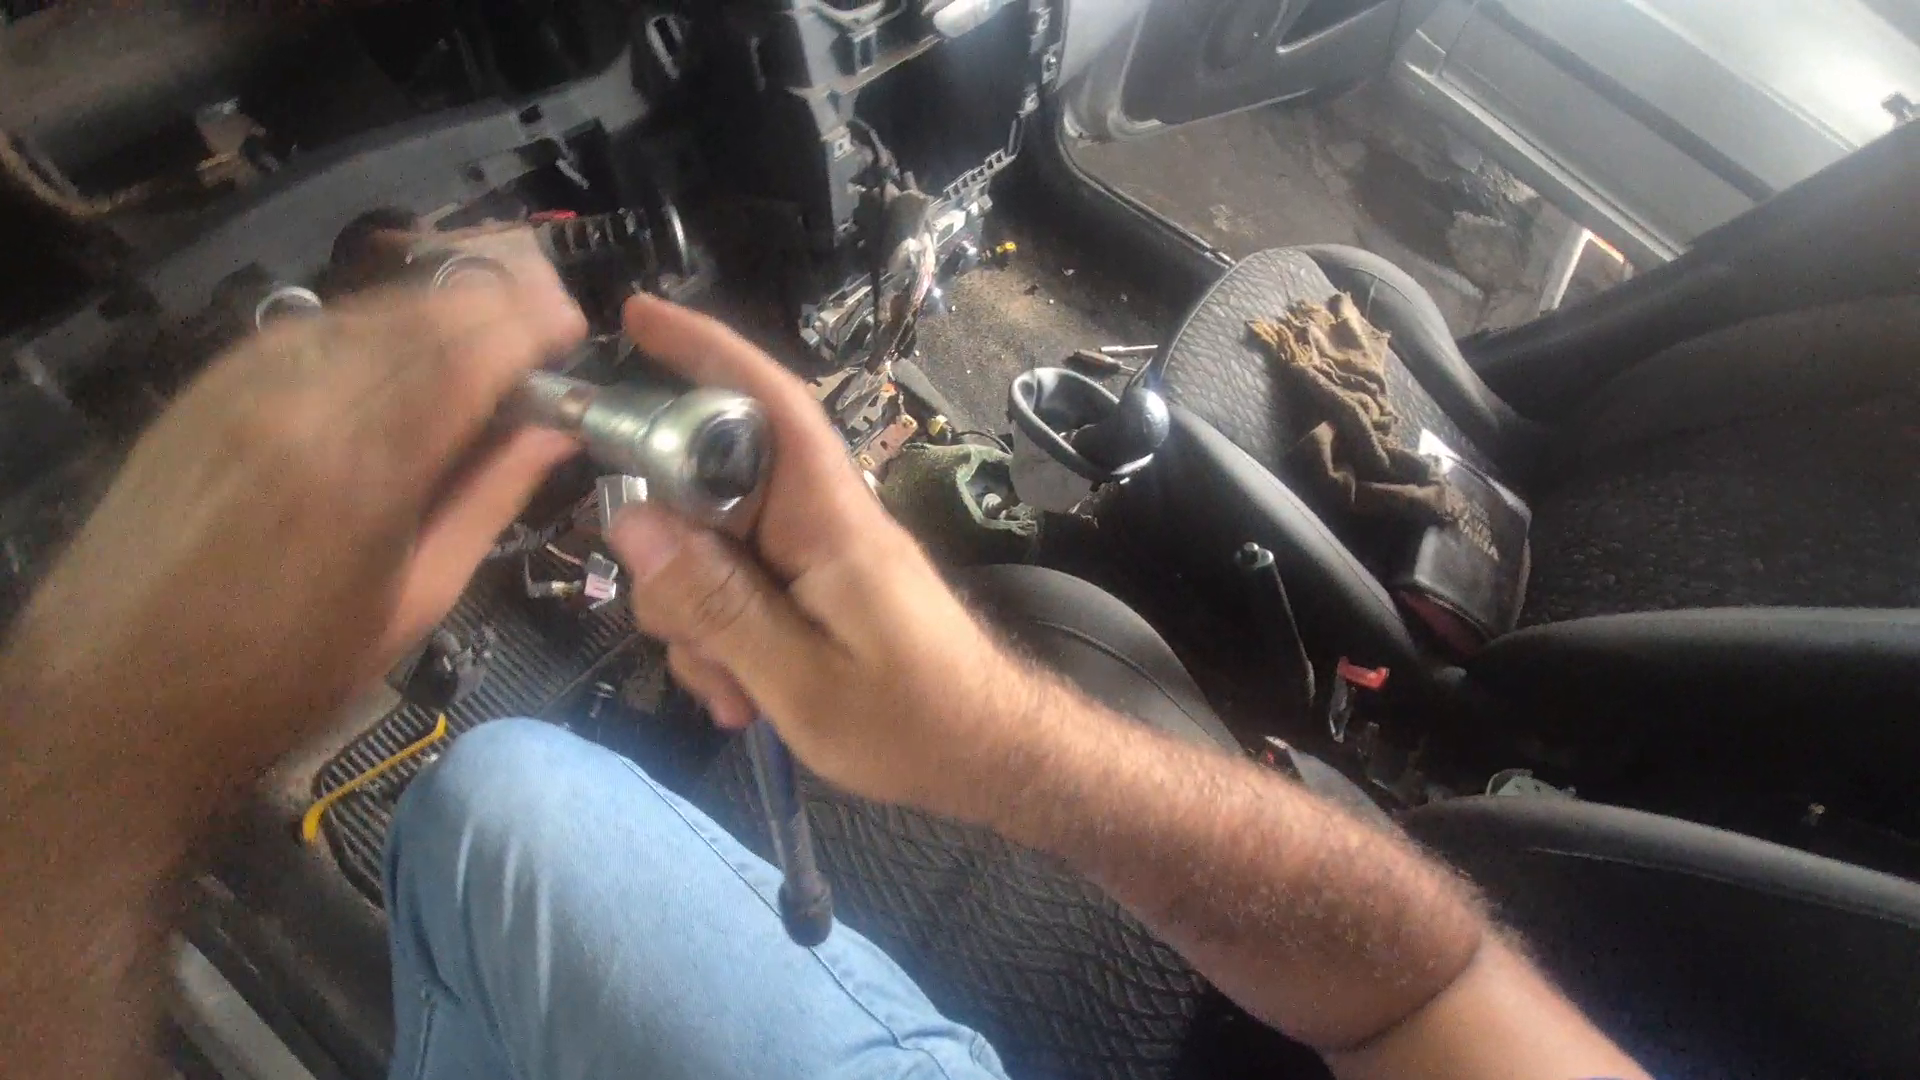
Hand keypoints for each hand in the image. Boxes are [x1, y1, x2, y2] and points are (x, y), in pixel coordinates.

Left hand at [3, 281, 584, 790]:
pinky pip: (311, 330)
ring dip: (441, 306)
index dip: (526, 327)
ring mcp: (235, 392)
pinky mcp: (201, 393)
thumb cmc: (294, 670)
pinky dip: (379, 324)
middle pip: (415, 319)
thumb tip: (559, 433)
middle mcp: (294, 409)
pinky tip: (413, 343)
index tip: (573, 321)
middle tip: (549, 308)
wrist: (115, 703)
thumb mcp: (423, 597)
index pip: (462, 362)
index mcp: (360, 474)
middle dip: (493, 299)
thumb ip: (493, 498)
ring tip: (497, 318)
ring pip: (362, 312)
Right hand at [608, 295, 1036, 815]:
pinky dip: (731, 639)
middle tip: (691, 645)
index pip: (770, 407)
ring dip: (704, 622)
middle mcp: (826, 522)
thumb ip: (718, 603)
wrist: (992, 753)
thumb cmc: (913, 726)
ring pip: (722, 551)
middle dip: (677, 567)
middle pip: (717, 493)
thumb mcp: (799, 682)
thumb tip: (635, 521)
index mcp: (830, 522)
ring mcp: (825, 557)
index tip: (638, 317)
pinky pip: (752, 588)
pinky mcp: (825, 590)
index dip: (708, 352)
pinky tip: (746, 696)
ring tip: (737, 694)